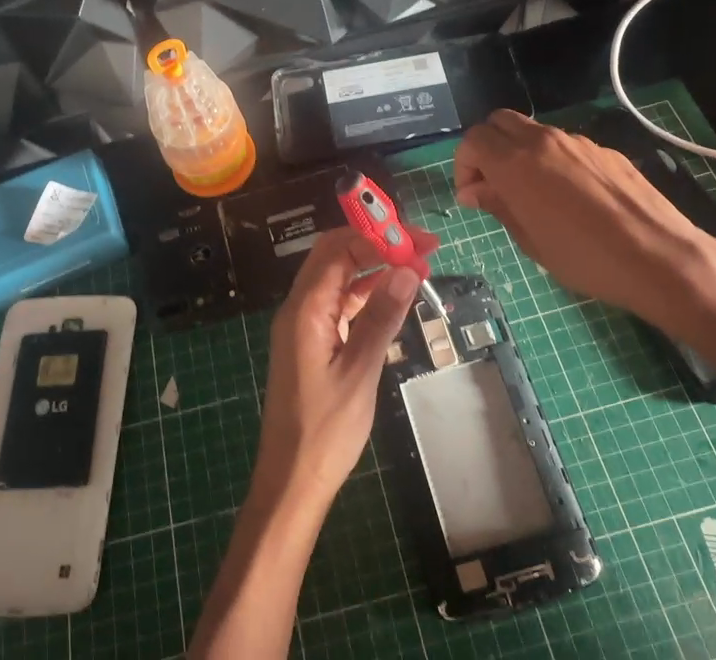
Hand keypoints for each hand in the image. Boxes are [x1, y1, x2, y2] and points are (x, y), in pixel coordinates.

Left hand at [250, 227, 433, 512]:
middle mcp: (299, 309)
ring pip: (338, 279)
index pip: (339, 249)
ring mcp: (304, 326)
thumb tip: (407, 269)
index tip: (420, 239)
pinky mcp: (312, 343)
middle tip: (423, 249)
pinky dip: (366, 295)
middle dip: (377, 245)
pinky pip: (339, 305)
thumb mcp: (360, 372)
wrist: (292, 478)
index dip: (378, 236)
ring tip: (417, 269)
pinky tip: (393, 298)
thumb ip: (382, 317)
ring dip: (374, 269)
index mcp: (305, 310)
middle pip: (335, 256)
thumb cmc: (325, 429)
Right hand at [453, 110, 715, 331]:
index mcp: (518, 163)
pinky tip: (569, 199)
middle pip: (499, 122)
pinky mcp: (606, 152)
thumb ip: (499, 205)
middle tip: (491, 186)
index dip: (463, 165)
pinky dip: (551, 161)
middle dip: (486, 148)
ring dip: (519, 153)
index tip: (471, 196)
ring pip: (534, 132)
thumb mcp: (531, 241)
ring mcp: (579, 142)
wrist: (659, 257)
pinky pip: (565, 146)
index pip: (474, 140)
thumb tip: (474, 190)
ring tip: (530, 195)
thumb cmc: (585, 259)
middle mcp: (545, 141)